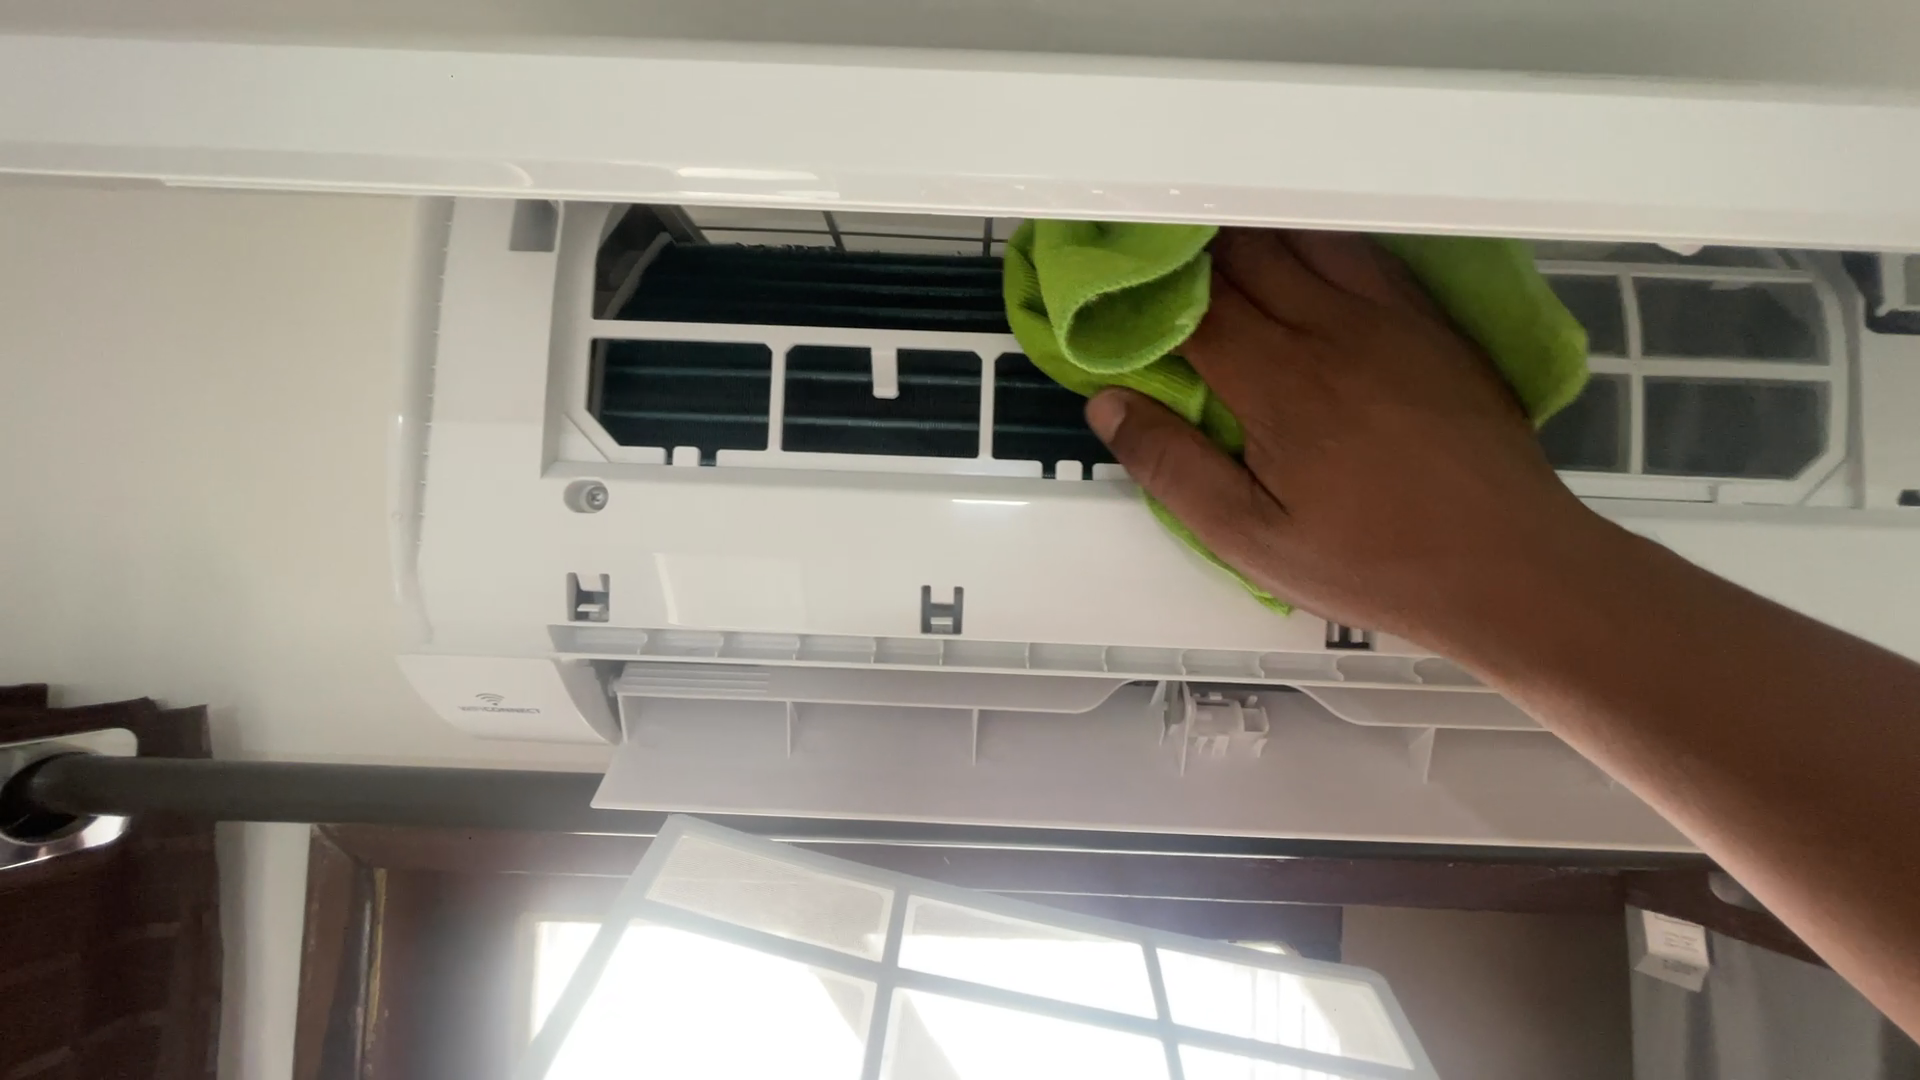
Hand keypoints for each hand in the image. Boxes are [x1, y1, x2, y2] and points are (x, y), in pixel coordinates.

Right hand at [1085, 228, 1607, 647]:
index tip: (1112, 294)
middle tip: (1150, 260)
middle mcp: (1334, 329)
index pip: (1193, 309)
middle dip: (1188, 252)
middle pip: (1245, 257)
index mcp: (1280, 382)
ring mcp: (1391, 318)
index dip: (1144, 294)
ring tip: (1208, 244)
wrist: (1510, 567)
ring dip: (1248, 234)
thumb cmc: (1369, 561)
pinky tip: (1295, 249)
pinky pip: (1365, 254)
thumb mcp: (1250, 538)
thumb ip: (1172, 467)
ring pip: (1304, 239)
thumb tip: (1108, 403)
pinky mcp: (1432, 323)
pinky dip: (1315, 239)